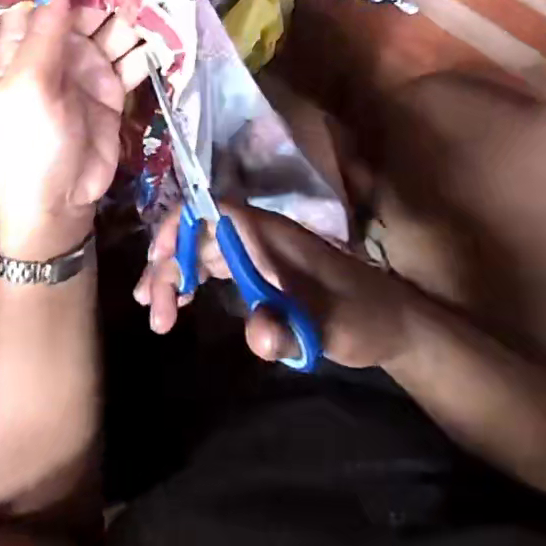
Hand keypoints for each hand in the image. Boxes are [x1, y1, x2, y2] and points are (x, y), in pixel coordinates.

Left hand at [0, 0, 149, 259]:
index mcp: (24, 47)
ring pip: (112, 30)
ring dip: (133, 14)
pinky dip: (148, 45)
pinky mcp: (114, 89)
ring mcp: (87, 69)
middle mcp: (56, 51)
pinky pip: (132, 59)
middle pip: (83, 10)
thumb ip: (45, 33)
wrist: (58, 203)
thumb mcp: (28, 85)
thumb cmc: (29, 143)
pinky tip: (169, 27)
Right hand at [134, 202, 425, 367]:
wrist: (391, 324)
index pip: (214, 211)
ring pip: (201, 249)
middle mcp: (257, 234)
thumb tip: (253, 334)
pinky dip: (191, 280)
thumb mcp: (330, 329)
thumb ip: (292, 329)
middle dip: (170, 264)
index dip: (180, 226)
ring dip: (174, 274)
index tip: (159, 259)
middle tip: (153, 310)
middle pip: (199, 233)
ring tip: (154, 311)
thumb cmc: (362, 317)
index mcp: (269, 233)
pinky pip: (213, 264)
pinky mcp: (258, 268)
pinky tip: (180, 301)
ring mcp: (256, 250)